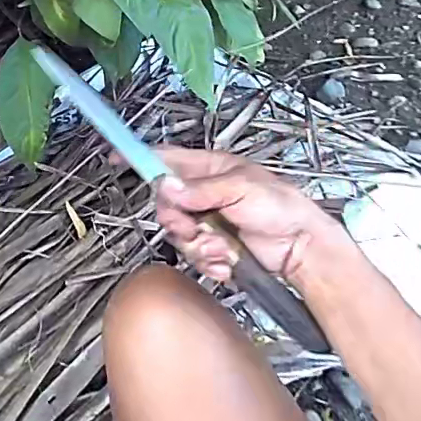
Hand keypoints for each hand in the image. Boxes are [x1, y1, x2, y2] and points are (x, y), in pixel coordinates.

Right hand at [149, 147, 341, 282]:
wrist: (303, 248)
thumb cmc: (281, 207)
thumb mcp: (241, 189)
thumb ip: (201, 189)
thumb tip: (167, 185)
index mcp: (210, 168)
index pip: (167, 158)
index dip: (141, 158)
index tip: (117, 159)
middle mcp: (205, 193)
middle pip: (166, 204)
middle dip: (179, 222)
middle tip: (196, 228)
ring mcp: (208, 220)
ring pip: (179, 234)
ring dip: (200, 246)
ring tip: (223, 248)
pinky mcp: (214, 246)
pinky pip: (194, 256)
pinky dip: (210, 263)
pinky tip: (229, 260)